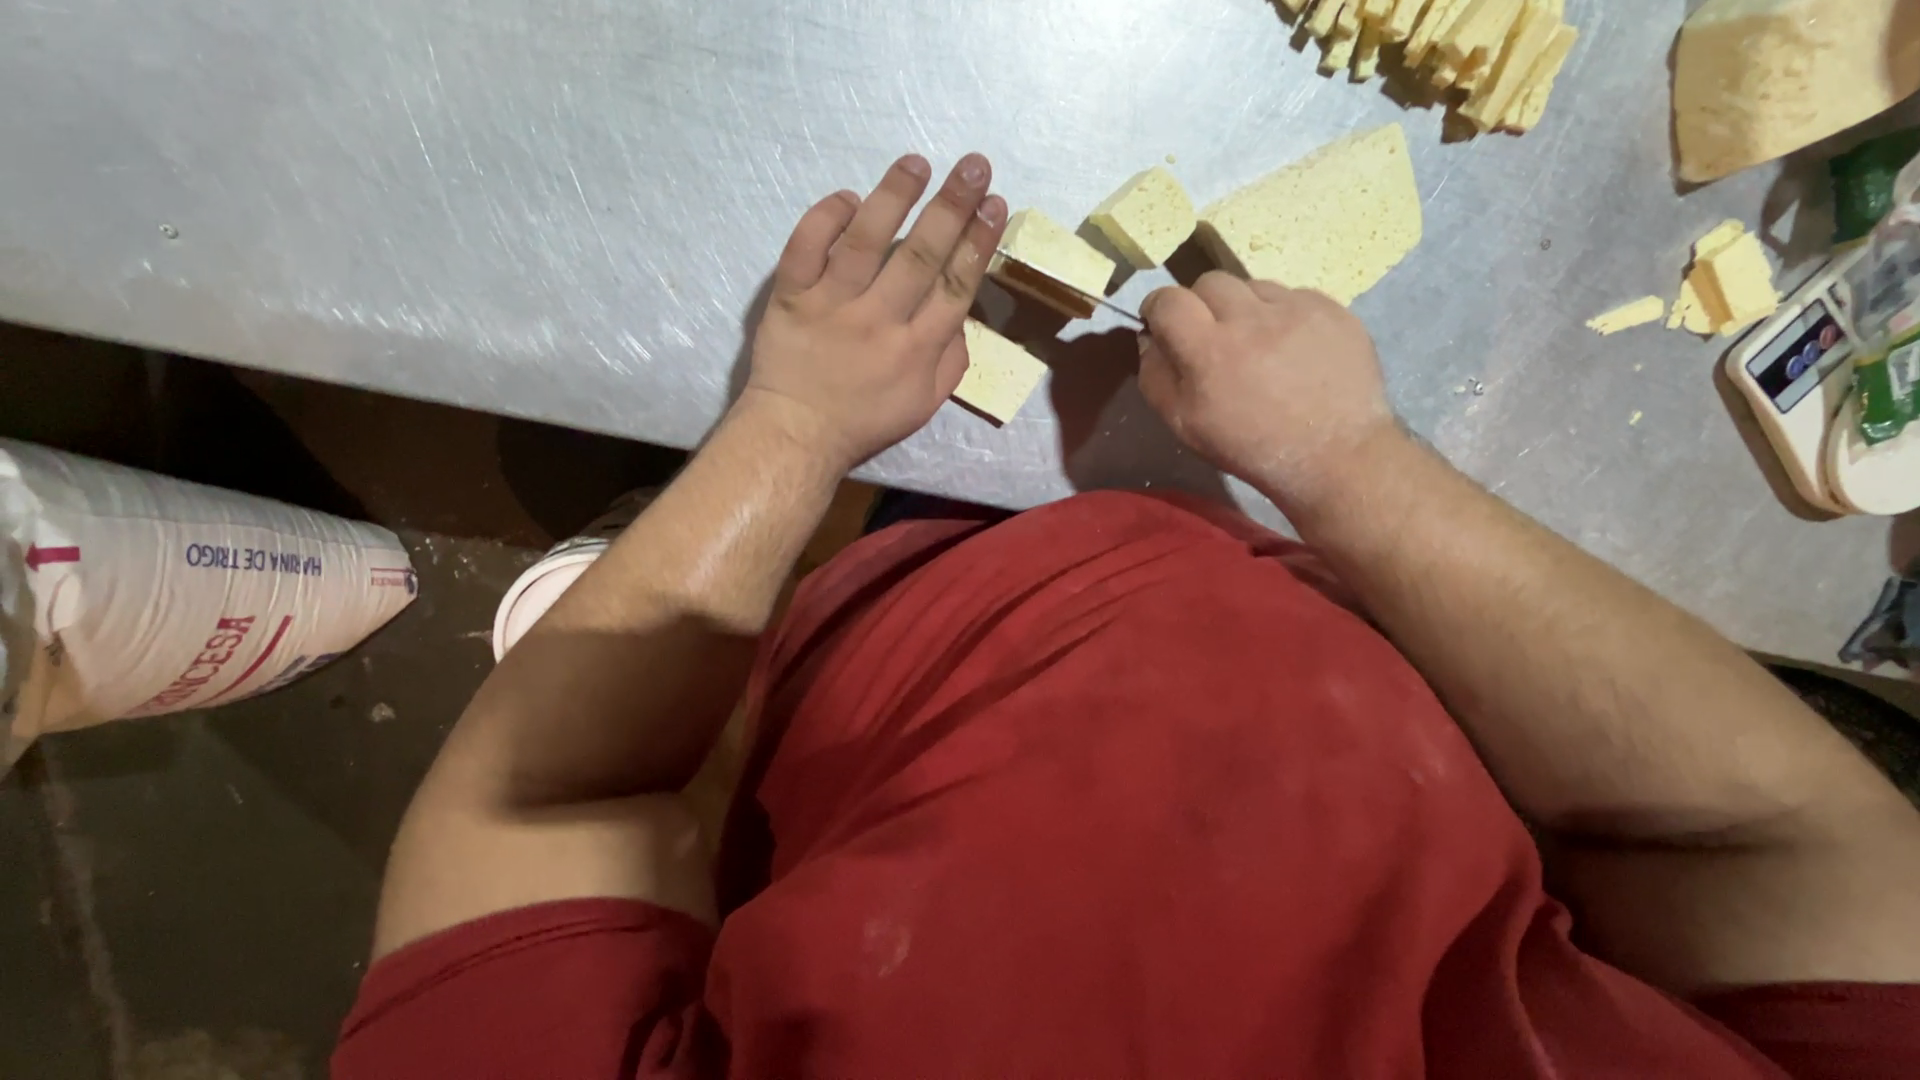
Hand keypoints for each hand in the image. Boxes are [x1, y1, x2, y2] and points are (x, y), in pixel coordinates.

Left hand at [736, 153, 1008, 474]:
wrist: (797, 434)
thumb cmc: (865, 421)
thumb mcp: (925, 404)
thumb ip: (951, 359)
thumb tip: (961, 314)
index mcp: (917, 348)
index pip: (956, 285)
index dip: (979, 241)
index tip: (995, 203)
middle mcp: (878, 320)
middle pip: (921, 255)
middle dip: (952, 206)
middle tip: (973, 165)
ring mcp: (831, 305)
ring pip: (865, 241)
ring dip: (893, 197)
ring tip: (916, 163)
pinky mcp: (790, 297)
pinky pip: (806, 247)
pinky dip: (825, 217)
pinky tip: (848, 197)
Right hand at [1139, 272, 1403, 517]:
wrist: (1333, 455)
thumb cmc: (1249, 447)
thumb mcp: (1184, 425)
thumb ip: (1155, 377)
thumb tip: (1149, 339)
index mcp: (1208, 350)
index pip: (1168, 299)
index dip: (1159, 308)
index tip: (1164, 325)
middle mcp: (1250, 318)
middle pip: (1209, 282)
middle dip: (1201, 304)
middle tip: (1212, 335)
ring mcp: (1295, 308)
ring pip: (1252, 285)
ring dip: (1243, 308)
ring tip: (1256, 343)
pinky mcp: (1330, 309)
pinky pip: (1292, 296)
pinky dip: (1282, 316)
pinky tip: (1290, 349)